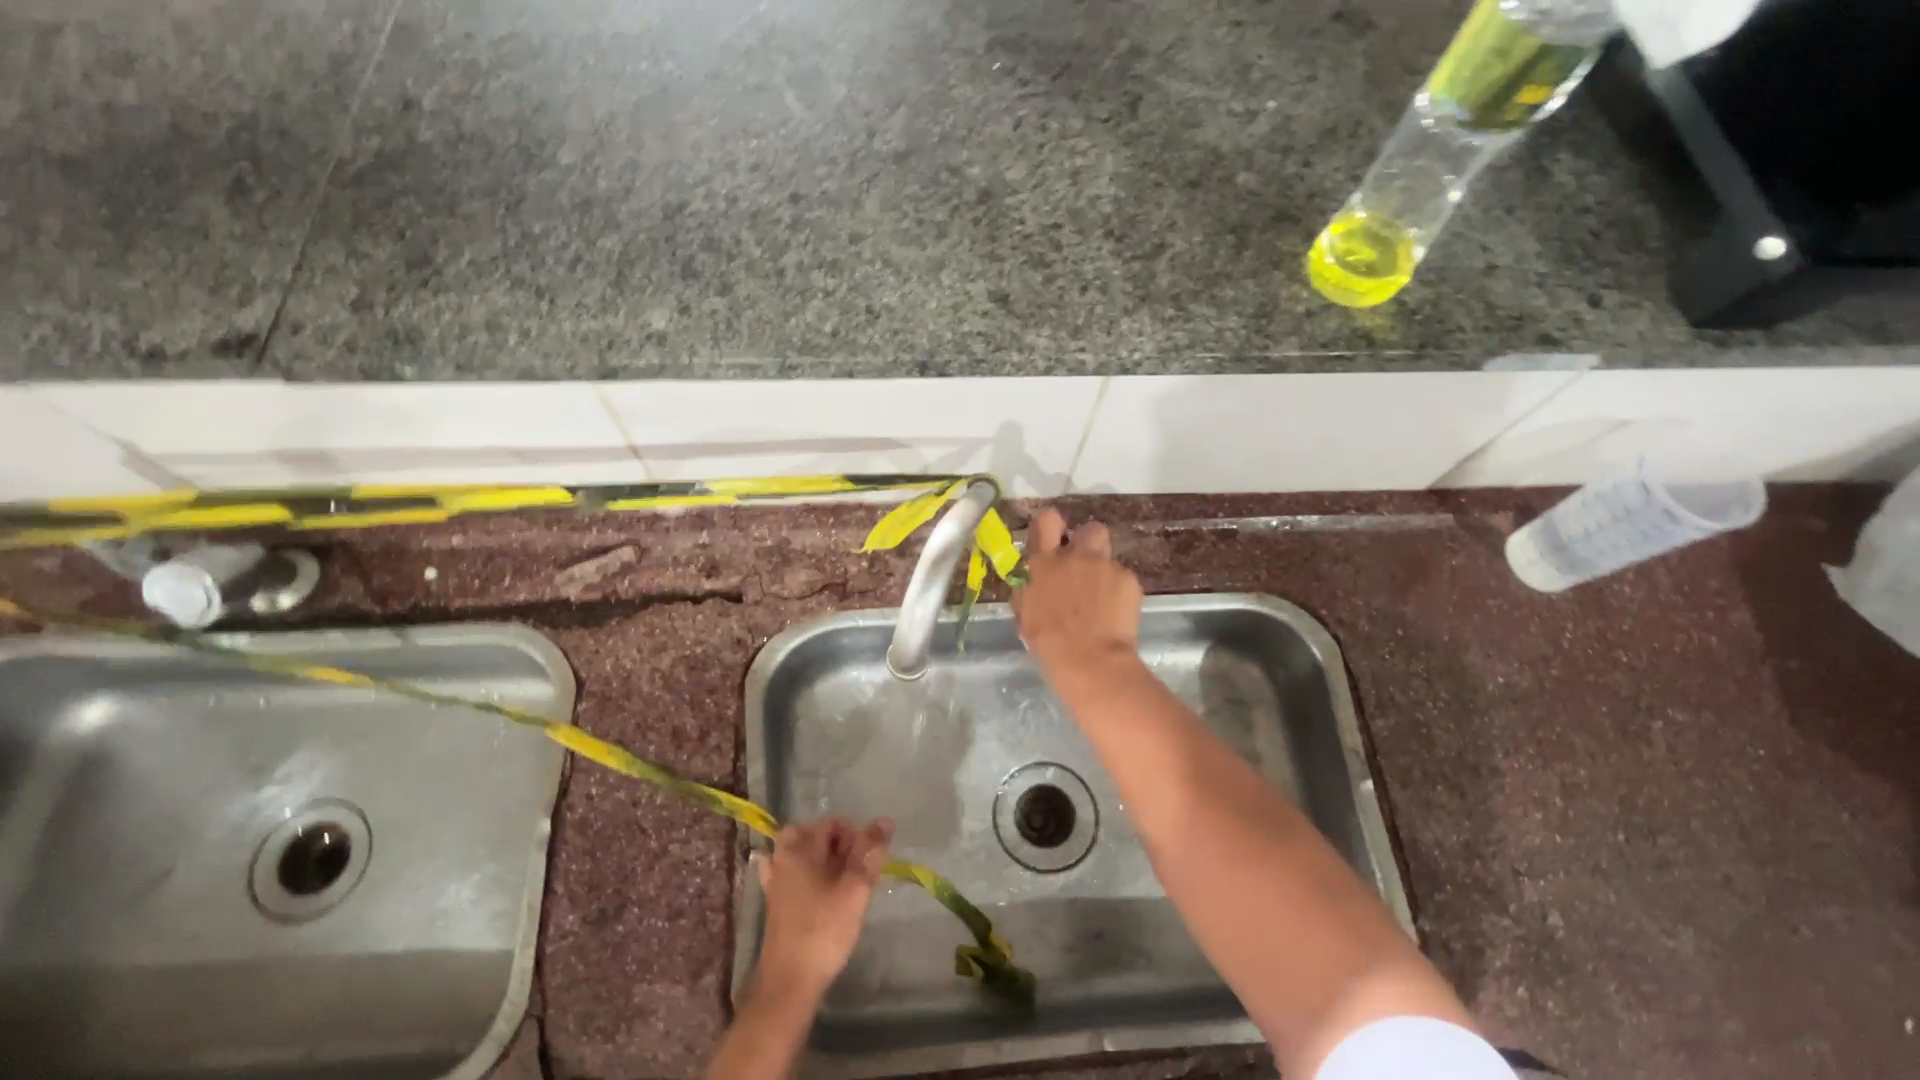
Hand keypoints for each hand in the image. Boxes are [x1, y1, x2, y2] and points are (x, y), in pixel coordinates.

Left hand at [754, 817, 893, 998]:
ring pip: (801, 854)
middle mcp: (783, 858)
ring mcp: (775, 880)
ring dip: (824, 859)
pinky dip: (806, 873)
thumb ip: (870, 852)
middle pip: (812, 834)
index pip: (832, 824)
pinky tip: (817, 888)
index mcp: (800, 849)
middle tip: (856, 871)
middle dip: (838, 845)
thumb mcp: (855, 889)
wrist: (791, 980)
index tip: (868, 862)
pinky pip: (791, 874)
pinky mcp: (775, 901)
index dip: (855, 836)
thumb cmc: (825, 930)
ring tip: (842, 881)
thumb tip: (885, 820)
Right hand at [1012, 509, 1144, 676]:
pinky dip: (1119, 594)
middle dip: (1089, 544)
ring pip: (1108, 557)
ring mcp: (1105, 566)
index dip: (1052, 526)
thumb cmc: (1049, 644)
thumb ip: (1028, 590)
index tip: (1055, 541)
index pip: (1047, 520)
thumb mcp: (1026, 615)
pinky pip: (1123, 579)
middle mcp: (1076, 556)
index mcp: (1045, 564)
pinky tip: (1115, 615)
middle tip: (1085, 568)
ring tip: (1102, 598)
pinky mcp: (1129, 580)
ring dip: (1104, 571)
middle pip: (1089, 529)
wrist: (1090, 661)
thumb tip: (1032, 583)